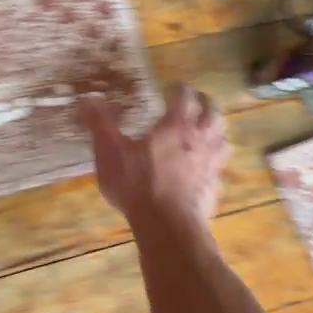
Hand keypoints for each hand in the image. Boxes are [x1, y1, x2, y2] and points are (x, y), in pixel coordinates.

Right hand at [80, 84, 229, 224]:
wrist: (168, 225)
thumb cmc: (137, 183)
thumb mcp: (110, 151)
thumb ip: (101, 124)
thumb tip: (89, 100)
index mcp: (176, 126)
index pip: (185, 97)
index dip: (178, 89)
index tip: (170, 87)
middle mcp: (200, 140)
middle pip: (213, 113)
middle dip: (205, 103)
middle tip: (196, 101)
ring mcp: (212, 164)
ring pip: (223, 138)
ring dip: (215, 130)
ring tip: (205, 130)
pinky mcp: (214, 187)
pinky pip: (219, 167)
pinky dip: (213, 161)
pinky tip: (203, 168)